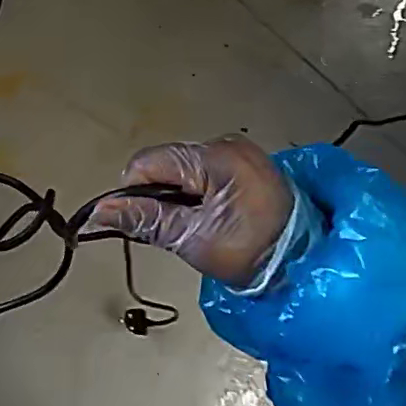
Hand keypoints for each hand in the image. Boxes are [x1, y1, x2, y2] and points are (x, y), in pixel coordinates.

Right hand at [92, 136, 292, 285]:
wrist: (305, 263)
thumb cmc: (249, 252)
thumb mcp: (192, 239)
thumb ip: (146, 219)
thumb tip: (100, 210)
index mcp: (214, 156)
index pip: (150, 161)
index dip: (135, 191)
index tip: (142, 223)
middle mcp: (226, 142)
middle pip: (168, 162)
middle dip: (162, 194)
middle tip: (178, 229)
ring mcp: (240, 150)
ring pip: (185, 167)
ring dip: (181, 194)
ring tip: (199, 224)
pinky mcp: (248, 162)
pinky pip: (207, 170)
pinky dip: (200, 192)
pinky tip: (213, 215)